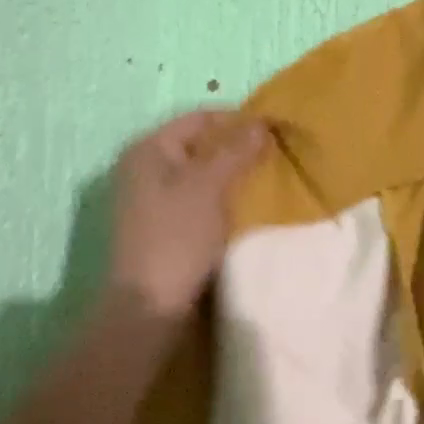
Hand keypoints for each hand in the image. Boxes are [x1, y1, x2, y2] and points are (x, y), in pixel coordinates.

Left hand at [105, 109, 269, 317]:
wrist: (151, 305)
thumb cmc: (176, 237)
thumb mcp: (208, 187)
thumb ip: (235, 152)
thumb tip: (261, 123)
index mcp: (148, 150)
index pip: (199, 118)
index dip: (237, 120)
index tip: (276, 130)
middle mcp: (145, 169)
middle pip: (200, 147)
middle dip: (238, 150)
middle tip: (277, 158)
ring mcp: (152, 201)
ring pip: (202, 177)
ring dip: (233, 178)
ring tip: (269, 183)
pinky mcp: (164, 229)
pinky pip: (199, 203)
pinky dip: (223, 202)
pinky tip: (247, 211)